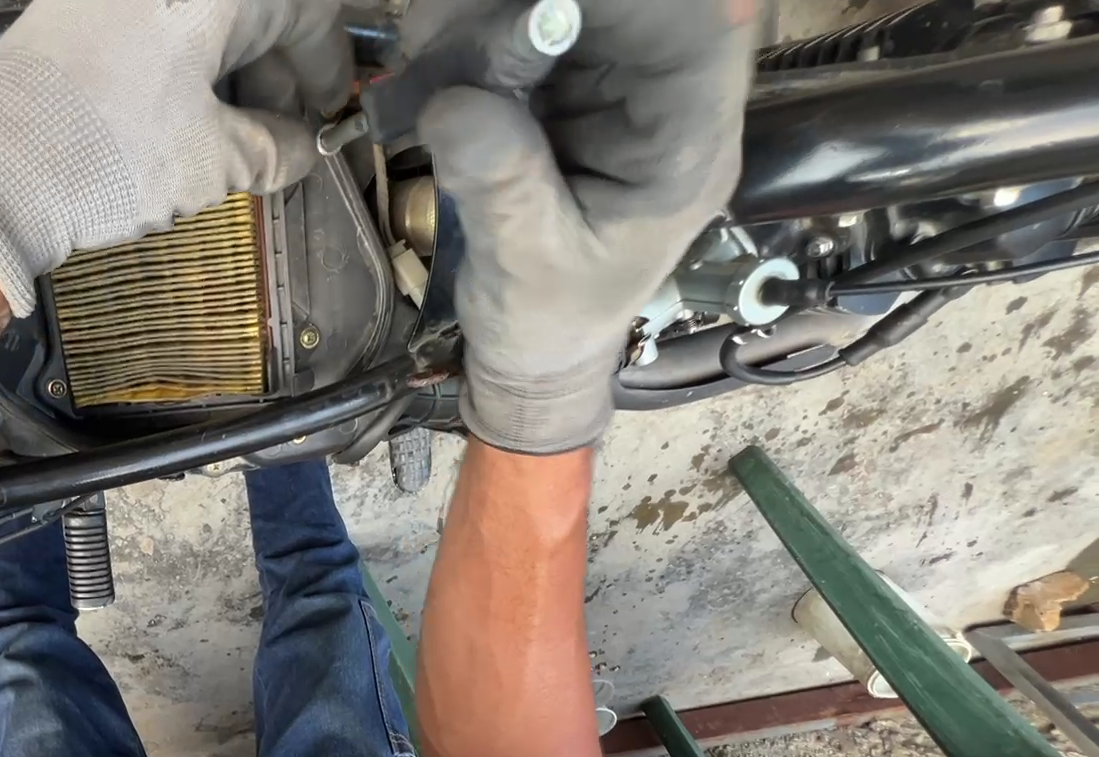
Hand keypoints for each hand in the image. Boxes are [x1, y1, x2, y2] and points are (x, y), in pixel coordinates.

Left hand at [0, 0, 350, 316]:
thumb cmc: (106, 162)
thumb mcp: (210, 164)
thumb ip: (273, 150)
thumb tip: (301, 150)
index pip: (305, 10)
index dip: (328, 65)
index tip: (332, 108)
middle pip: (254, 9)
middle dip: (279, 73)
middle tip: (285, 132)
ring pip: (205, 18)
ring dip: (234, 72)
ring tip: (238, 136)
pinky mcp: (80, 8)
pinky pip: (159, 26)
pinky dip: (187, 66)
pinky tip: (190, 114)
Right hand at [410, 0, 757, 453]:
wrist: (531, 352)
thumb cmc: (547, 323)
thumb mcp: (526, 265)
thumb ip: (501, 186)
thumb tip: (451, 103)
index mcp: (687, 147)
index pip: (693, 31)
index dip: (620, 1)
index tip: (529, 6)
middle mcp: (663, 104)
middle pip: (633, 9)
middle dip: (538, 5)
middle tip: (451, 20)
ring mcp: (614, 96)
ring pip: (576, 14)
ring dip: (501, 19)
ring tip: (431, 36)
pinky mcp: (567, 102)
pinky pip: (531, 46)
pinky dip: (481, 44)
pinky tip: (436, 57)